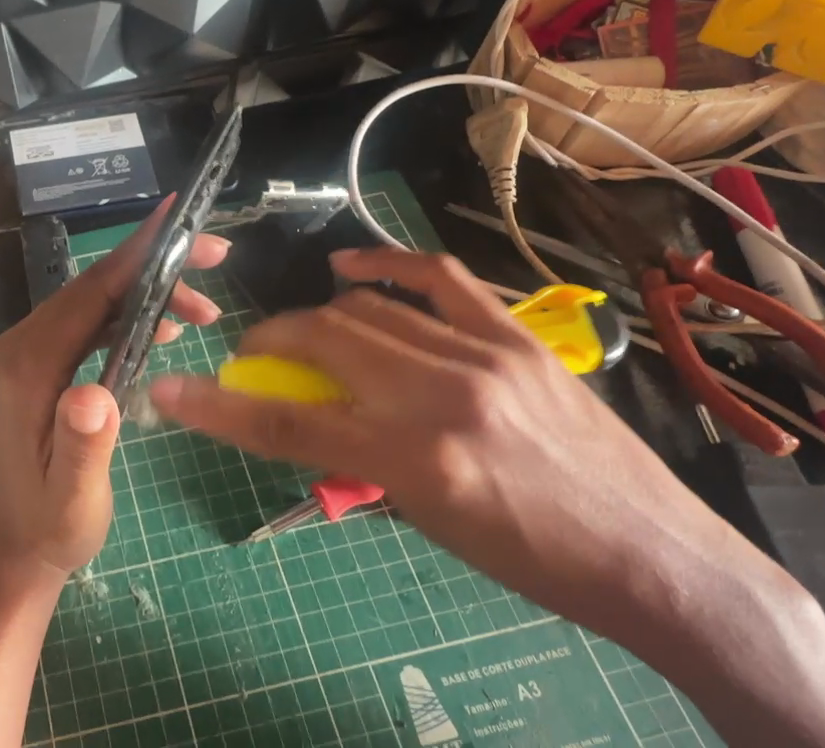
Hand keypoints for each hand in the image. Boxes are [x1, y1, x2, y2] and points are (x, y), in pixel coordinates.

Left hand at [0, 207, 230, 584]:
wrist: (16, 549)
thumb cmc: (50, 527)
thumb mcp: (72, 496)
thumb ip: (82, 443)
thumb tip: (96, 391)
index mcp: (28, 364)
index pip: (89, 292)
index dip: (137, 252)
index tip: (179, 216)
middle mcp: (23, 346)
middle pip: (94, 286)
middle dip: (155, 266)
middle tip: (216, 256)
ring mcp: (31, 354)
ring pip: (95, 301)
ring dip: (148, 293)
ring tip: (204, 309)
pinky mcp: (43, 366)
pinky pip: (90, 323)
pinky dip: (130, 315)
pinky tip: (163, 328)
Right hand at [148, 247, 784, 628]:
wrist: (655, 559)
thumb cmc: (531, 562)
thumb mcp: (427, 522)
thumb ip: (359, 460)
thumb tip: (306, 416)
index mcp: (416, 463)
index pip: (291, 423)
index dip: (218, 406)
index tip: (169, 391)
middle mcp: (444, 398)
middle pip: (323, 343)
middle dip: (268, 342)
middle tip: (252, 354)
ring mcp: (485, 357)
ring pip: (369, 309)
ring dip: (318, 314)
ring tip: (301, 327)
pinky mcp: (518, 337)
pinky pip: (437, 278)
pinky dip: (384, 262)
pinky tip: (349, 264)